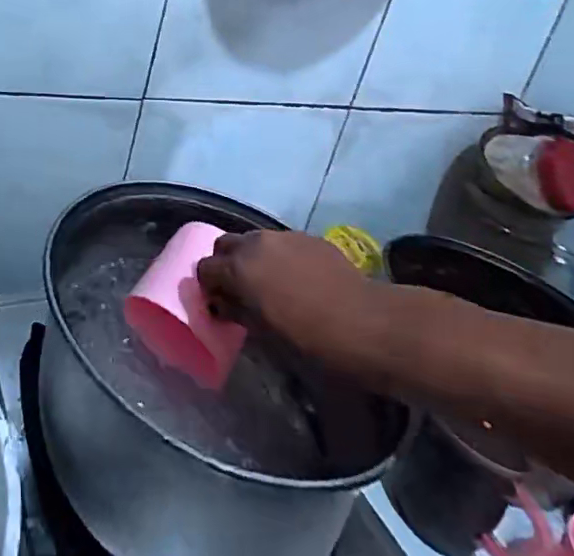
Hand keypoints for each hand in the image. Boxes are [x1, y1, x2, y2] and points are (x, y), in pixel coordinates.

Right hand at [196, 230, 381, 360]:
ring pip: (254, 241)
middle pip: (225, 245)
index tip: (219, 304)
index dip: (209, 286)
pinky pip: (281, 243)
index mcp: (238, 268)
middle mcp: (255, 243)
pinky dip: (278, 256)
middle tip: (239, 290)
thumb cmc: (310, 338)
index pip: (205, 268)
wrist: (368, 322)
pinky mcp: (308, 237)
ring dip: (252, 258)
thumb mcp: (264, 333)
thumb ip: (236, 311)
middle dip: (225, 264)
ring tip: (270, 283)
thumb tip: (222, 303)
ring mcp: (283, 236)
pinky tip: (297, 278)